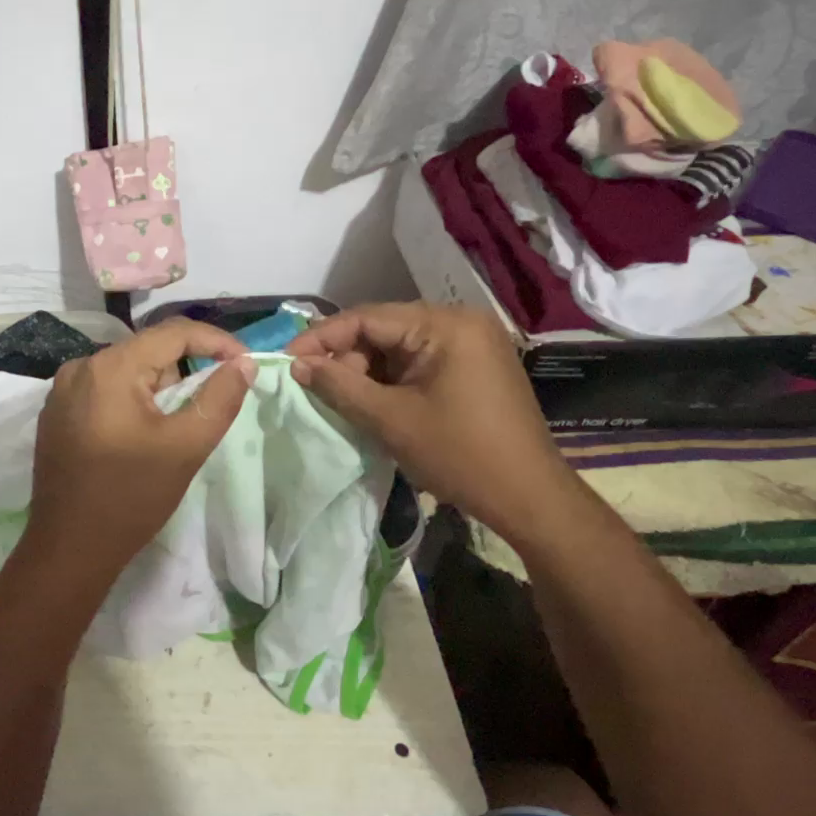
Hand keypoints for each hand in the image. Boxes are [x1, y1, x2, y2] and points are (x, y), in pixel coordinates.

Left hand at [29, 320, 256, 581]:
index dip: (217, 342)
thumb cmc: (132, 496)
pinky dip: (130, 401)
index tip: (246, 364)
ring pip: (127, 371)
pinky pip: (104, 391)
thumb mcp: (186, 446)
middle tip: (208, 406)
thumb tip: (243, 363)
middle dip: (185, 371)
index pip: (174, 333)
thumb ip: (219, 398)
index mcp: (110, 367)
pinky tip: (139, 437)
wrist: (70, 548)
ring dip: (158, 389)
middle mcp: (80, 367)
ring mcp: (62, 391)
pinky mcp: (56, 414)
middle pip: (148, 351)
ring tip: (174, 429)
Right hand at [286, 301, 580, 535]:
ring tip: (342, 401)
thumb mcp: (390, 420)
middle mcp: (460, 322)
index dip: (321, 338)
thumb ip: (339, 385)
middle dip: (345, 358)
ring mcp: (471, 344)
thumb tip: (298, 364)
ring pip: (398, 347)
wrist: (530, 498)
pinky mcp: (473, 367)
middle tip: (316, 389)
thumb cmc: (460, 455)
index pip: (367, 317)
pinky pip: (418, 362)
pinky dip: (391, 381)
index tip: (285, 359)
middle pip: (383, 329)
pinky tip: (372, 404)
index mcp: (445, 324)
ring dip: (366, 372)